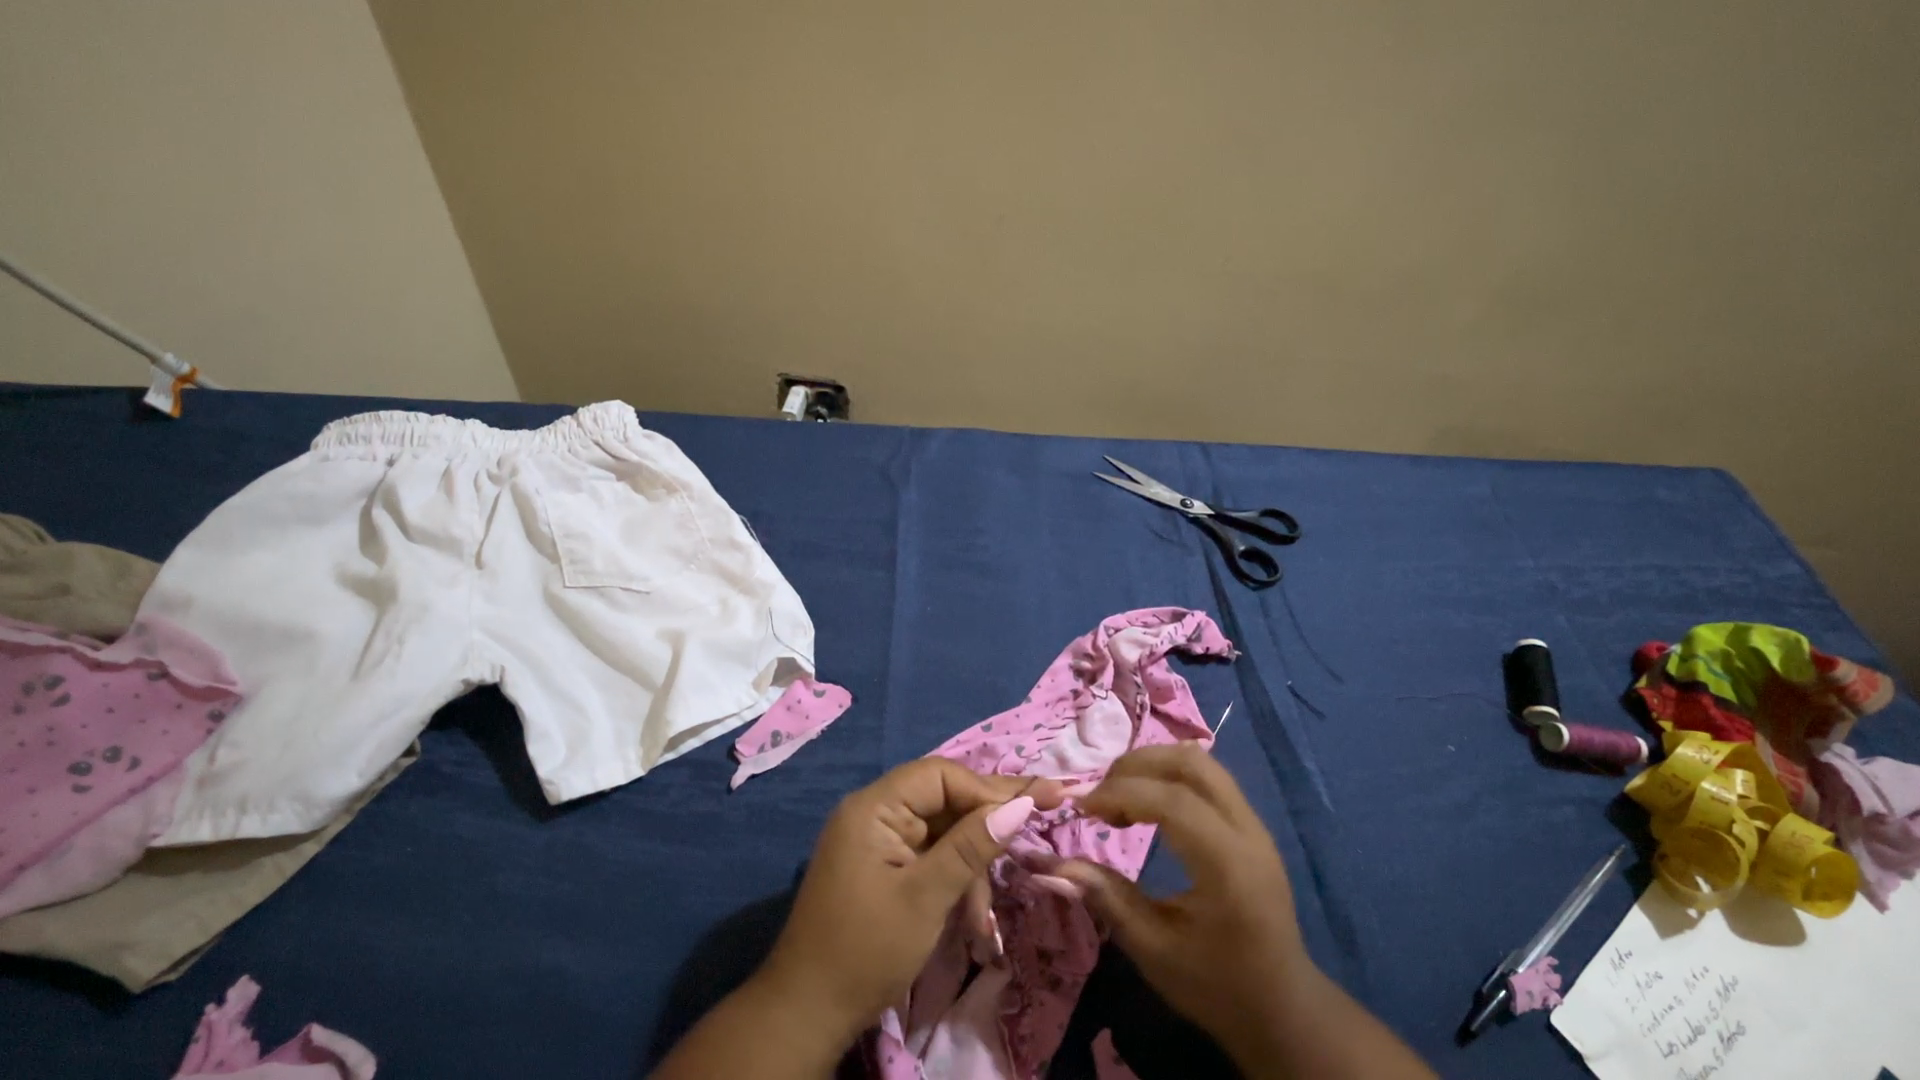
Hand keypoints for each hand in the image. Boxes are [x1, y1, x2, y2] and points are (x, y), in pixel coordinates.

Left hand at [756, 758, 1063, 1045]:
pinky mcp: (882, 868)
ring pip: (942, 832)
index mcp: (873, 808)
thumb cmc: (867, 950)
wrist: (809, 1012)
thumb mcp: (927, 897)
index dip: (990, 788)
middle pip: (943, 799)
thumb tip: (1022, 804)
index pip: (941, 775)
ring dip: (971, 867)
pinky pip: (929, 857)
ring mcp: (876, 842)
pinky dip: (954, 881)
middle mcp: (873, 814)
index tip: (1038, 803)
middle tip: (1049, 812)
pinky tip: (971, 918)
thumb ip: (972, 846)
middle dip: (988, 823)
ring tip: (984, 916)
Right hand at [1054, 746, 1434, 1078]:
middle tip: (1099, 799)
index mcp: (1227, 865)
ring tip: (1118, 800)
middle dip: (1135, 767)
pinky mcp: (1251, 828)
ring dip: (1152, 767)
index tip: (1081, 810)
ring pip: (1202, 764)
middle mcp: (1248, 832)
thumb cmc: (1217, 986)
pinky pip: (1209, 780)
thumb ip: (1108, 899)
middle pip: (1191, 763)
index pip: (1173, 801)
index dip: (1120, 793)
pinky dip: (1169, 778)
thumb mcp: (1154, 951)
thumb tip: (1056, 866)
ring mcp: (1255, 825)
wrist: (1282, 1006)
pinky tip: (1145, 807)